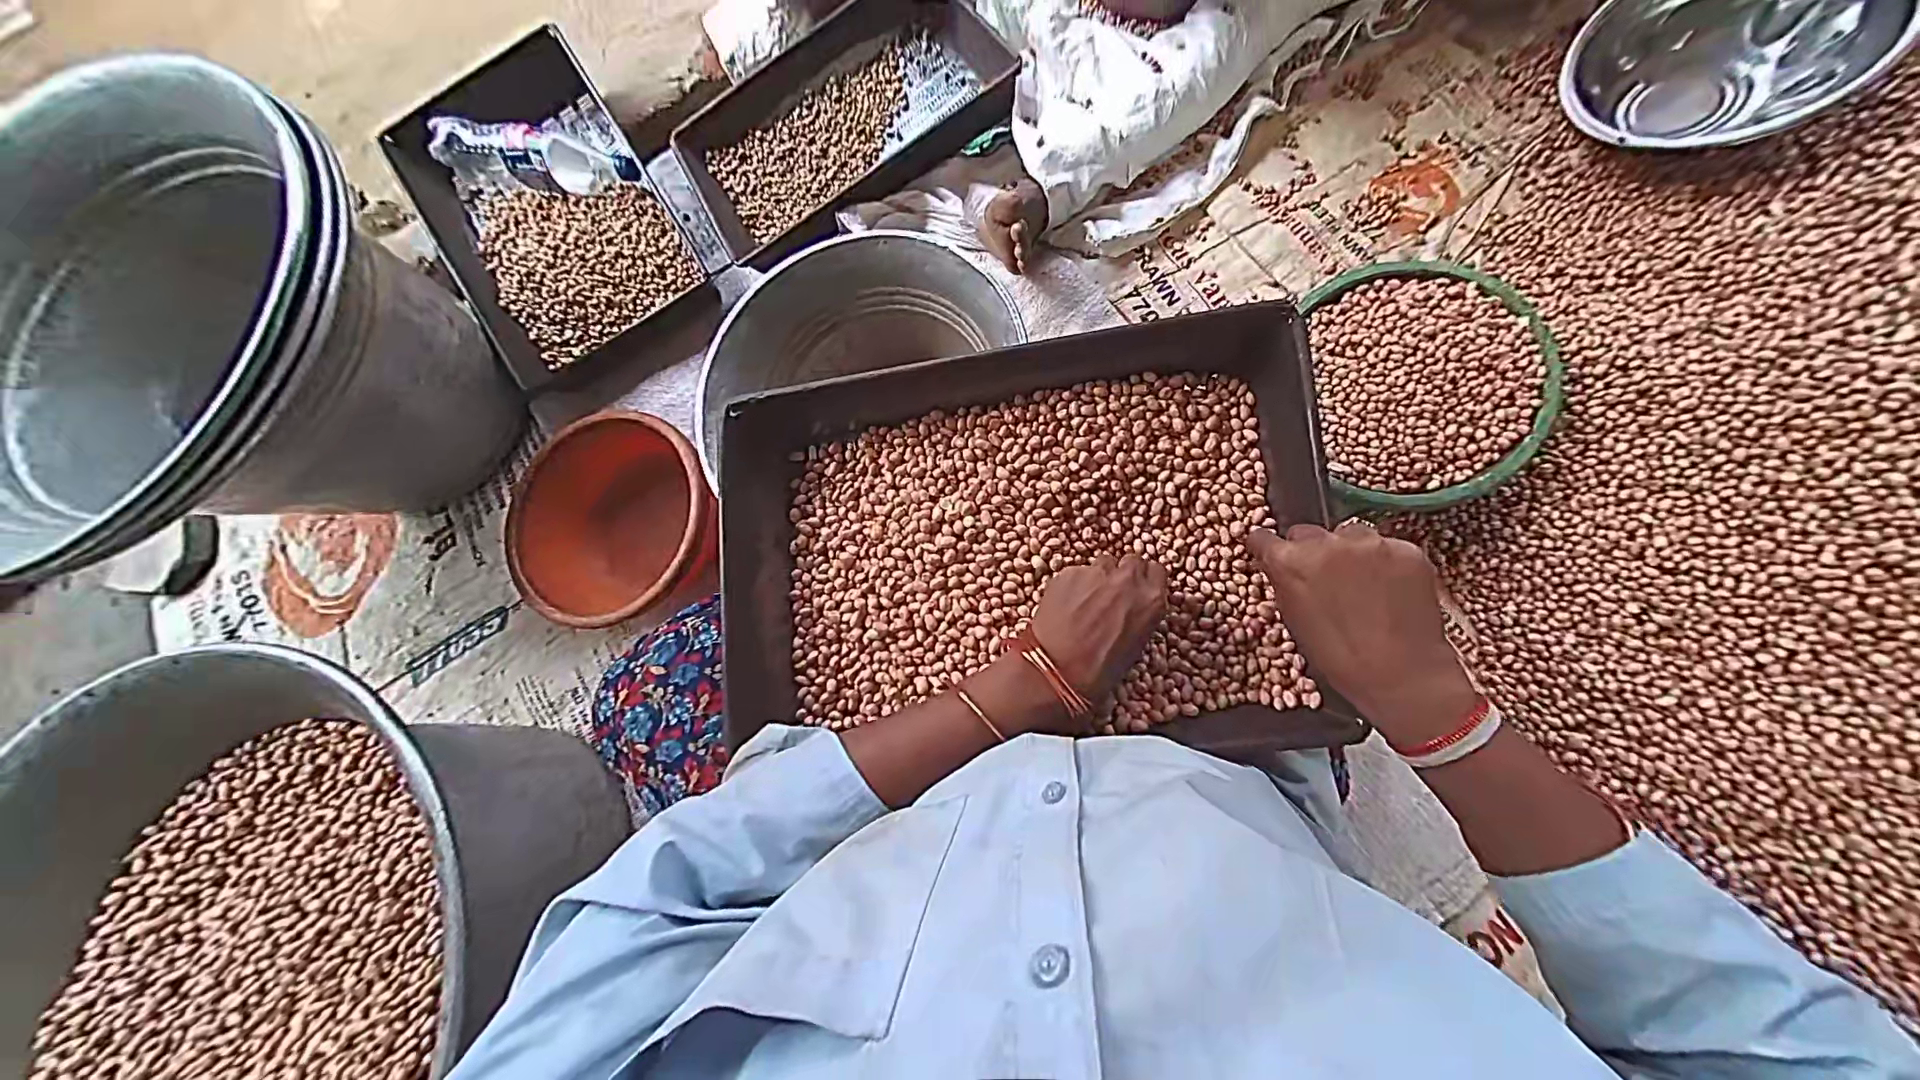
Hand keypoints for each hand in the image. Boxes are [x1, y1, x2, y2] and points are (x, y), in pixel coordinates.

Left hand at [1028, 554, 1168, 721]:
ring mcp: (1097, 573)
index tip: (1136, 587)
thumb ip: (1139, 614)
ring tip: (1086, 601)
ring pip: (1103, 563)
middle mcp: (1127, 581)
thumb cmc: (1099, 669)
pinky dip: (1073, 584)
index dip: (1144, 579)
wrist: (1058, 670)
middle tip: (1111, 592)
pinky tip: (1066, 605)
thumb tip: (1132, 606)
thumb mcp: (1136, 644)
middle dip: (1123, 573)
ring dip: (1098, 577)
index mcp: (1151, 600)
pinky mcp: (1069, 573)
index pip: (1156, 571)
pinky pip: (1076, 572)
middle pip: (1132, 561)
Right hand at [1247, 522, 1478, 747]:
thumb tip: (1279, 566)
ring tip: (1360, 582)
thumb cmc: (1338, 655)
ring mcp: (1369, 544)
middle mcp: (1326, 543)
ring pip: (1349, 534)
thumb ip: (1283, 583)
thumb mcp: (1293, 618)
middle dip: (1309, 550)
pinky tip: (1388, 587)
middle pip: (1307, 533)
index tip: (1269, 551)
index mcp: (1289, 562)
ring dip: (1348, 552)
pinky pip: (1386, 546)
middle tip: (1322, 576)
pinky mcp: (1406, 549)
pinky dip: (1383, 561)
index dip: (1266, 547)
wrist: (1401, 673)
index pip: (1263, 537)